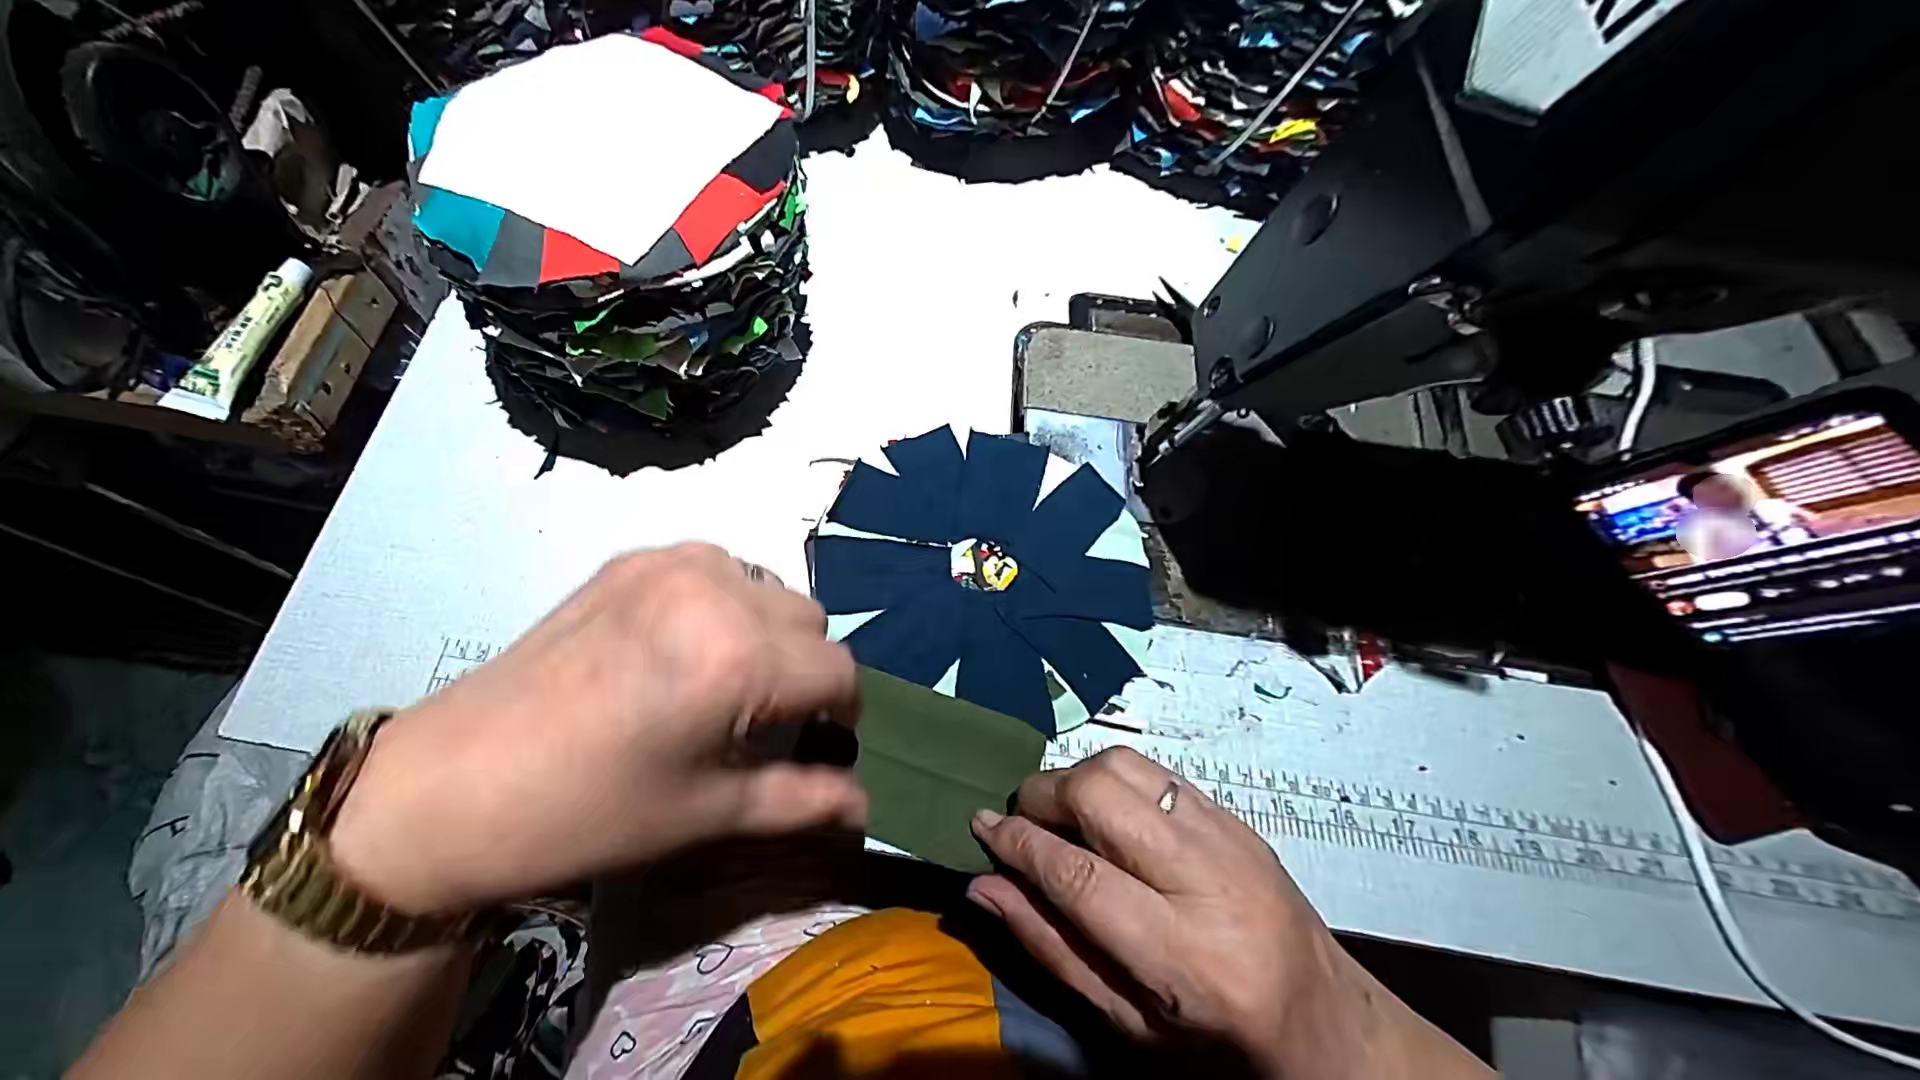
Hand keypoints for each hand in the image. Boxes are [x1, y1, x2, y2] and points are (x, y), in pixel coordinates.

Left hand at [329, 543, 866, 913]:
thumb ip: (803, 800)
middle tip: (764, 716)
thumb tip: (867, 805)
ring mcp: (673, 563)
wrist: (453, 783)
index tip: (823, 738)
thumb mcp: (708, 810)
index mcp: (738, 655)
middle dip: (805, 671)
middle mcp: (717, 590)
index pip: (838, 670)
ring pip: (772, 589)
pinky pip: (721, 569)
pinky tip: (686, 643)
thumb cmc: (591, 811)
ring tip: (725, 677)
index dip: (842, 710)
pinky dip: (727, 603)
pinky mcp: (636, 557)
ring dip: (770, 632)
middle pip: (811, 622)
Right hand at [968, 748, 1491, 1078]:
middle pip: (1101, 797)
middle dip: (1044, 795)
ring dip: (1075, 777)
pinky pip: (1155, 771)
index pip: (1078, 875)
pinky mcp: (1234, 816)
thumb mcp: (1128, 1024)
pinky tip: (1102, 809)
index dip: (1019, 845)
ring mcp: (1228, 837)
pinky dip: (1112, 778)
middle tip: (1022, 818)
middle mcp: (1209, 882)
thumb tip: (985, 886)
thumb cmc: (1218, 1045)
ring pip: (1126, 767)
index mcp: (1185, 957)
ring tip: (1058, 811)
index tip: (982, 827)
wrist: (1325, 1020)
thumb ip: (1051, 948)